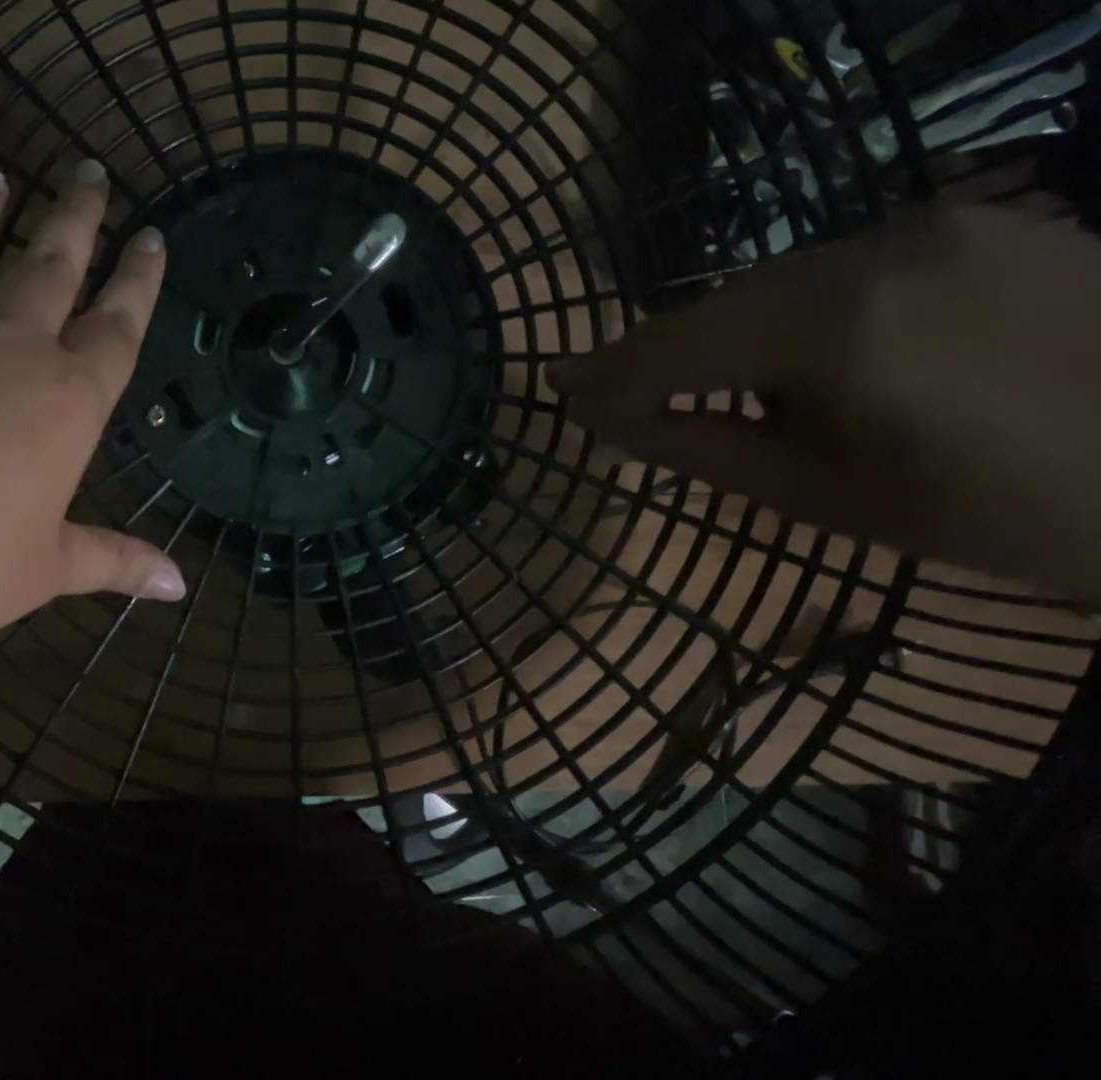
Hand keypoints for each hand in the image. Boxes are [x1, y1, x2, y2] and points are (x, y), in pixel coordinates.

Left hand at [0, 160, 183, 660]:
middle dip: (76, 215)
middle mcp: (5, 346)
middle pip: (51, 264)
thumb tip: (181, 588)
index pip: (118, 324)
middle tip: (89, 168)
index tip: (153, 235)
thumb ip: (116, 561)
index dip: (140, 280)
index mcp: (66, 398)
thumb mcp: (48, 569)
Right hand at [548, 206, 1100, 602]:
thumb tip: (611, 423)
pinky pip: (854, 264)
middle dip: (672, 352)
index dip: (607, 372)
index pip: (675, 344)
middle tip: (625, 397)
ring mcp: (936, 225)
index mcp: (830, 330)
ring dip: (741, 331)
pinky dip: (812, 307)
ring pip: (787, 279)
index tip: (554, 388)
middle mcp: (874, 251)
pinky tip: (826, 350)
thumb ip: (700, 448)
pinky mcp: (982, 219)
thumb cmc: (990, 511)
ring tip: (730, 385)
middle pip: (726, 303)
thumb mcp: (819, 494)